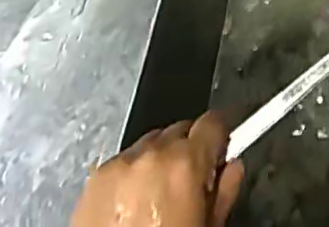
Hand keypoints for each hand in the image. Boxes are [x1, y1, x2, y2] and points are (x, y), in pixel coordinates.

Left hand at [70, 112, 244, 226]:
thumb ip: (225, 193)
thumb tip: (232, 168)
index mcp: (186, 165)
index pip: (214, 122)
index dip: (219, 138)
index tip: (218, 152)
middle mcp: (154, 154)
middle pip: (181, 130)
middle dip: (187, 152)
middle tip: (185, 186)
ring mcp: (121, 163)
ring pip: (152, 143)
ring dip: (159, 160)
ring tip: (154, 198)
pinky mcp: (96, 178)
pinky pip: (125, 161)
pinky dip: (132, 175)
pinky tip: (131, 207)